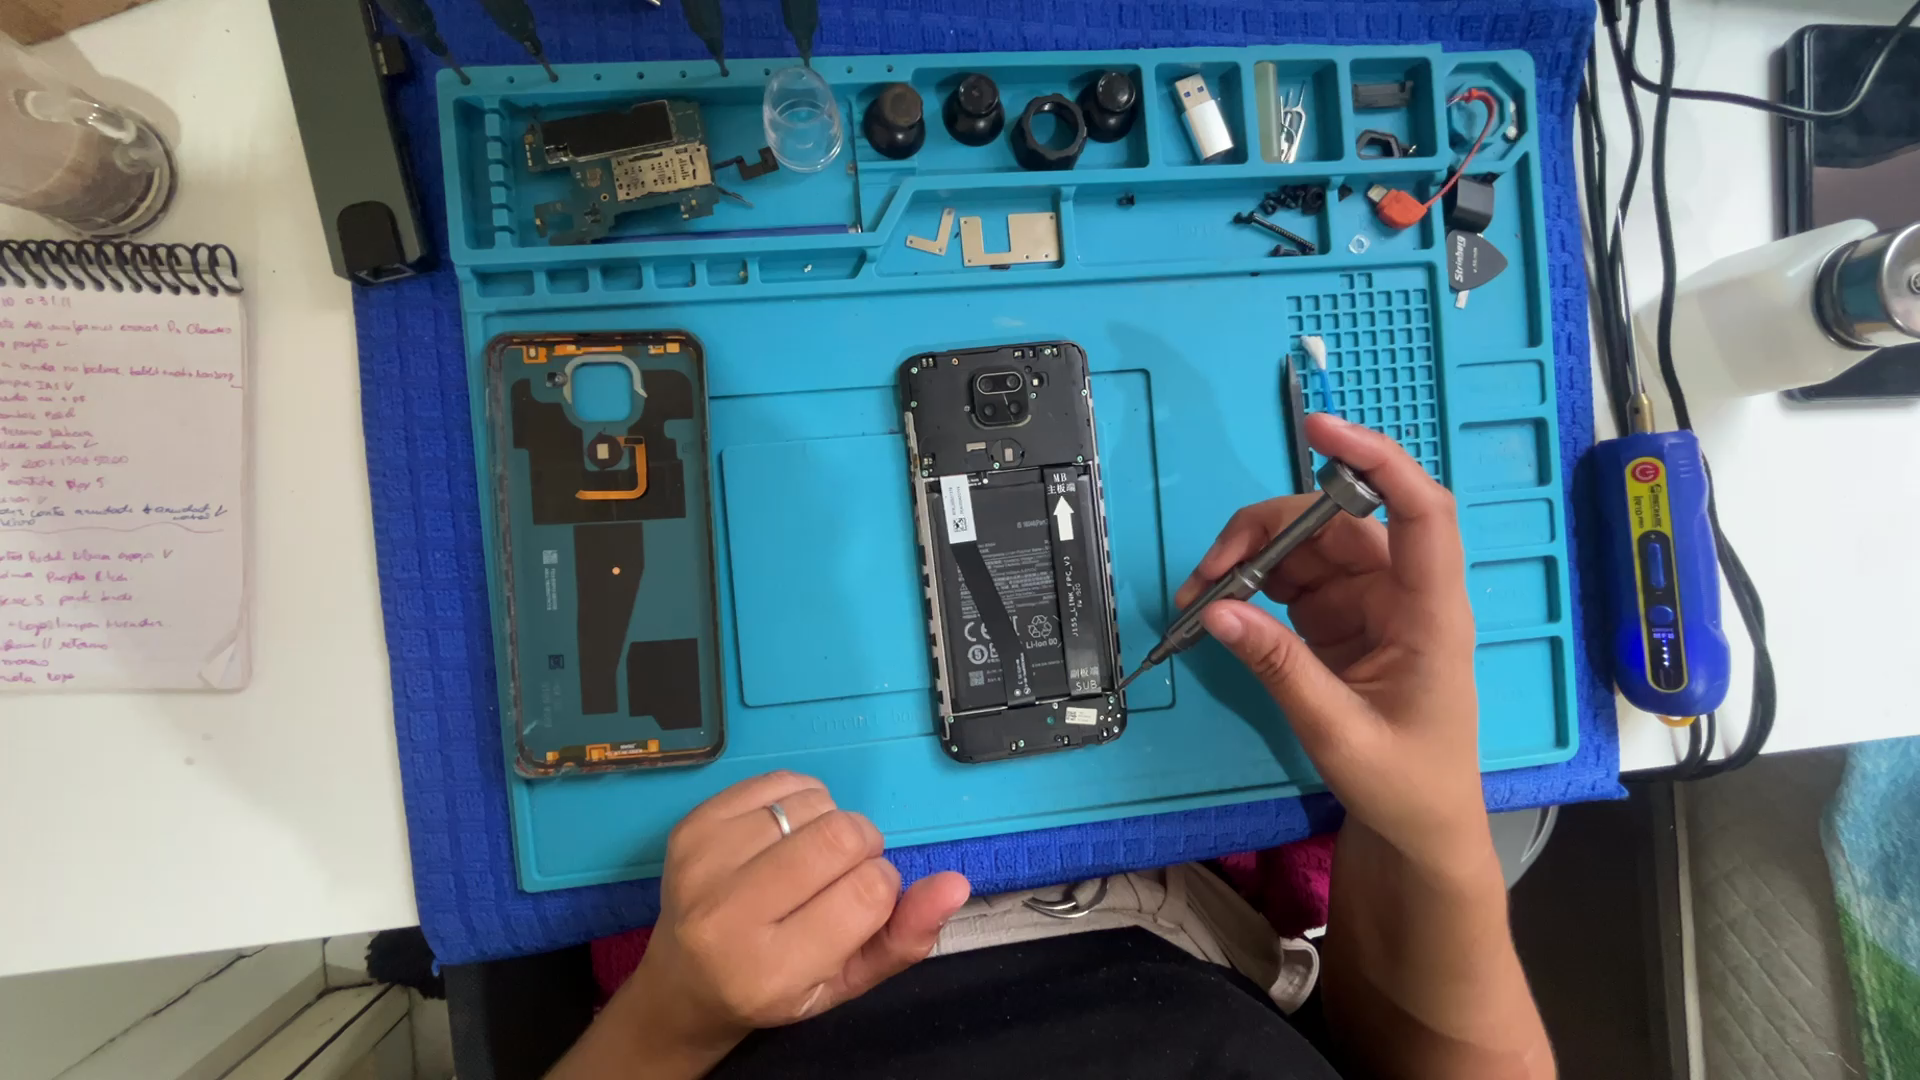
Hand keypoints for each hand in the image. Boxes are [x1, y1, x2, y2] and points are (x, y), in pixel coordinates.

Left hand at [596, 772, 970, 1074]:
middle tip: (843, 869)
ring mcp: (703, 863)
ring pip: (813, 802)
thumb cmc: (776, 986)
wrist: (685, 982)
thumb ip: (906, 937)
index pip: (868, 890)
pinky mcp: (692, 825)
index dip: (882, 885)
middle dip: (862, 843)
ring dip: (829, 820)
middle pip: (841, 835)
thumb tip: (956, 884)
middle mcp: (727, 915)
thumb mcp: (847, 981)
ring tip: (809, 854)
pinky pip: (778, 780)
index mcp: (769, 970)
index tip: (862, 900)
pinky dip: (800, 797)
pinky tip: (786, 830)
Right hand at [1175, 413, 1485, 867]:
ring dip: (1246, 560)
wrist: (1418, 826)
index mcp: (1428, 612)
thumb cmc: (1404, 783)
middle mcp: (1399, 591)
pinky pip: (1288, 581)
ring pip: (1303, 547)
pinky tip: (1218, 609)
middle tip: (1206, 574)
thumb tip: (1215, 610)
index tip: (1318, 430)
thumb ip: (1278, 667)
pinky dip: (1247, 587)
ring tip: (1200, 598)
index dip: (1375, 459)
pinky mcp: (1338, 619)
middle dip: (1263, 532)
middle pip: (1334, 523)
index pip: (1418, 511)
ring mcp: (1367, 602)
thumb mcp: (1337, 731)